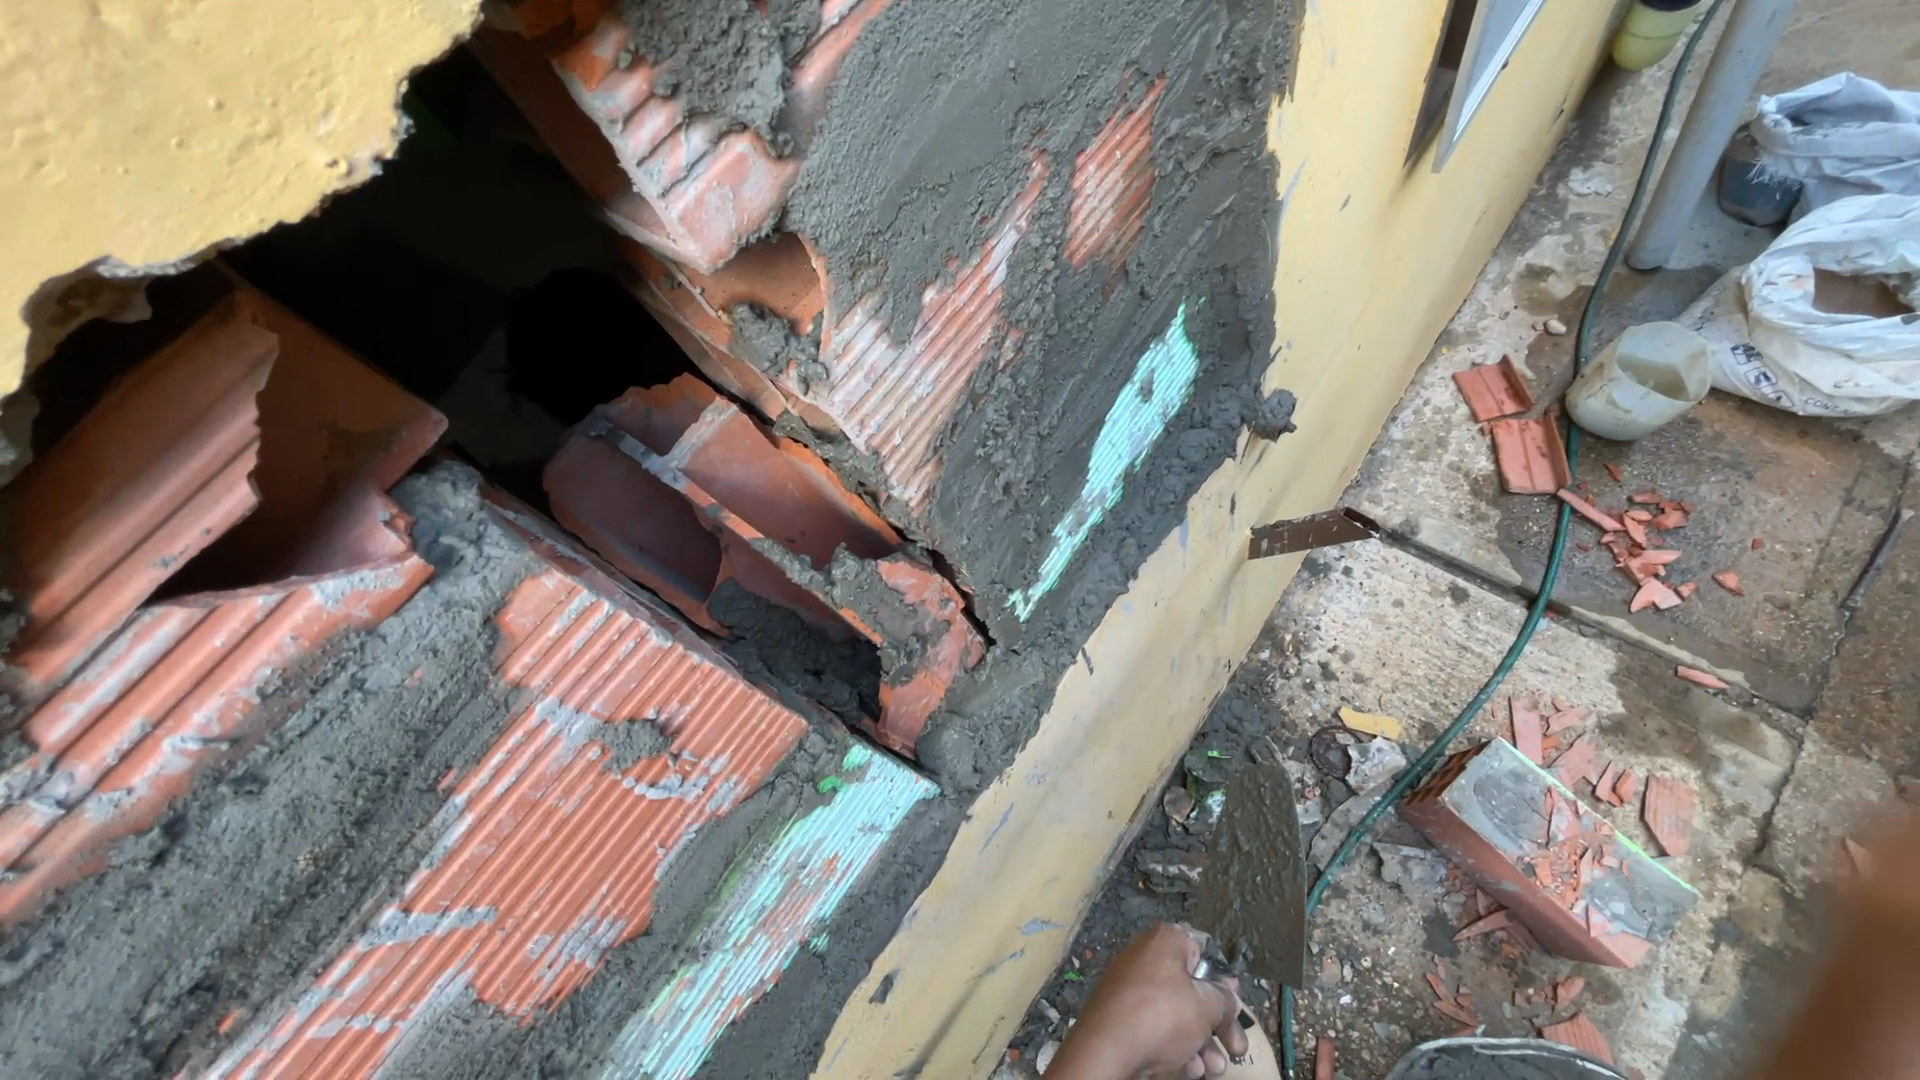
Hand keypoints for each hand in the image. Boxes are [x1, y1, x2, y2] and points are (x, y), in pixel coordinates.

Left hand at [1047, 923, 1250, 1078]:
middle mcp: (1147, 957)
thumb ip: (1223, 1000)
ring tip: (1215, 1068)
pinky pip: (1158, 1027)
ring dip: (1202, 1043)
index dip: (1222, 977)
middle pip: (1194, 988)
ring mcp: (1132, 987)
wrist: (1106, 1048)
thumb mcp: (1205, 1007)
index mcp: (1166, 941)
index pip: (1202, 950)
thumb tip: (1227, 996)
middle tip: (1238, 1049)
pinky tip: (1192, 1070)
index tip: (1236, 1000)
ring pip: (1178, 1013)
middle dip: (1219, 1023)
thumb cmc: (1161, 1015)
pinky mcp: (1123, 1015)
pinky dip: (1177, 1047)